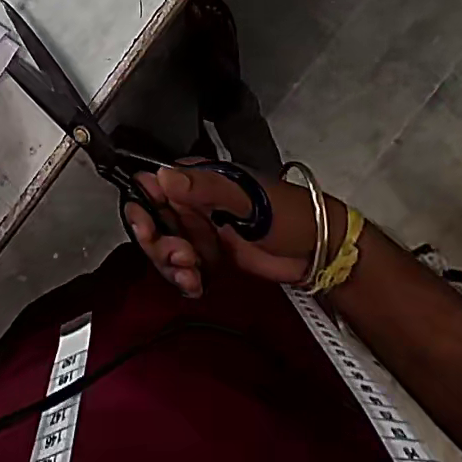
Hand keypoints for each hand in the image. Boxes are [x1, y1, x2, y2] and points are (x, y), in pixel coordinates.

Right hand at [123, 160, 343, 297]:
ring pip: (163, 247)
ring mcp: (199, 230)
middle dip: (158, 243)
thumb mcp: (247, 197)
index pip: (152, 185)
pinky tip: (196, 285)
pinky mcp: (208, 257)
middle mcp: (191, 202)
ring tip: (193, 273)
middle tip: (182, 257)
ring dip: (170, 264)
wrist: (318, 252)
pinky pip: (181, 268)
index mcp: (196, 178)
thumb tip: (162, 176)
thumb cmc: (286, 212)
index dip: (143, 206)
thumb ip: (205, 188)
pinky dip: (183, 279)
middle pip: (152, 221)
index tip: (148, 228)